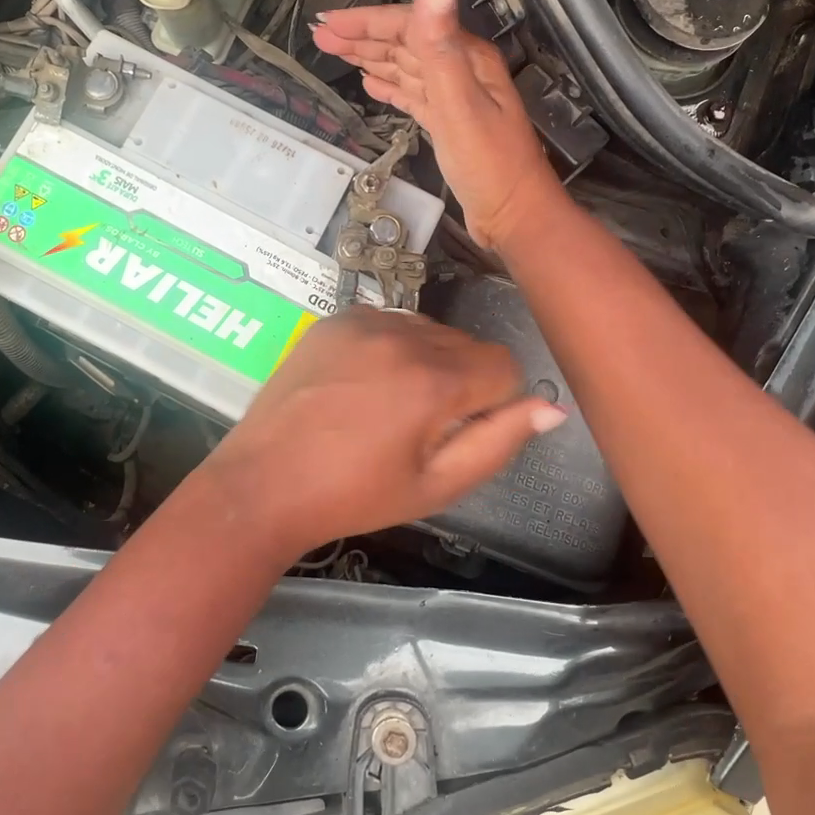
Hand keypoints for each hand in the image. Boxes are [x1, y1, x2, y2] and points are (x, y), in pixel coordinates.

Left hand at [188, 307, 564, 559]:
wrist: (264, 482)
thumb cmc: (354, 495)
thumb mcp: (436, 485)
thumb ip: (499, 443)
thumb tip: (550, 408)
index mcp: (433, 380)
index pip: (505, 366)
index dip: (494, 403)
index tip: (459, 431)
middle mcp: (402, 335)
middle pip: (467, 345)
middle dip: (462, 382)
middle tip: (420, 427)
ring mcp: (362, 321)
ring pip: (429, 330)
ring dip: (427, 360)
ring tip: (388, 406)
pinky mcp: (332, 319)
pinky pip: (387, 321)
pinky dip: (389, 346)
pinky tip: (362, 384)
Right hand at [312, 0, 559, 248]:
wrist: (513, 215)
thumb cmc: (489, 163)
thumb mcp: (460, 101)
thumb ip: (441, 43)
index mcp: (464, 58)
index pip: (408, 25)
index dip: (366, 21)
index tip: (328, 21)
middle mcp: (460, 70)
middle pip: (404, 43)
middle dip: (362, 37)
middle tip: (320, 36)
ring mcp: (454, 98)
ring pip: (405, 67)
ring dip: (371, 58)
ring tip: (336, 53)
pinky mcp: (447, 123)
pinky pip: (412, 95)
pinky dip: (390, 86)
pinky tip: (371, 84)